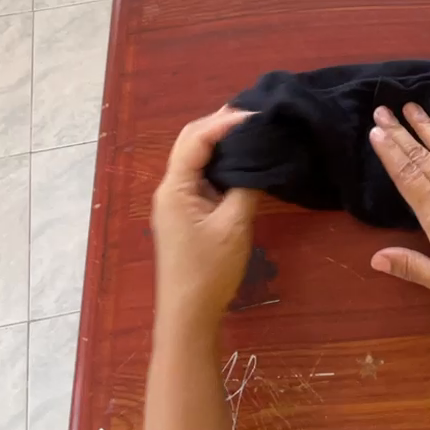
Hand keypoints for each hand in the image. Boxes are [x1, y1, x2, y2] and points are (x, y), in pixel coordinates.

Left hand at [151, 107, 260, 331]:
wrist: (189, 315)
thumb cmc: (210, 269)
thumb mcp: (235, 224)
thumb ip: (246, 185)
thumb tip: (259, 158)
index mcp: (175, 187)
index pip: (196, 139)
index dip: (225, 122)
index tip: (257, 114)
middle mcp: (170, 187)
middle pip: (191, 142)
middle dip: (220, 125)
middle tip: (256, 116)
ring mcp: (176, 200)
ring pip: (196, 157)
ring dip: (220, 142)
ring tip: (253, 131)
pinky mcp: (186, 212)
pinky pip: (201, 175)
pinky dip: (220, 161)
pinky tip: (243, 160)